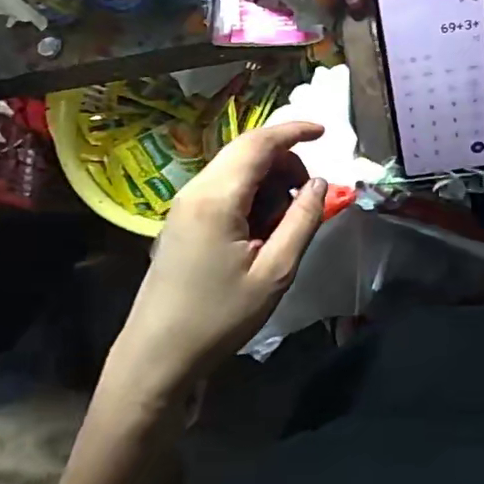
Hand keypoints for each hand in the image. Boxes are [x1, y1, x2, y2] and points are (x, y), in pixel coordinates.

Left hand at [107, 122, 329, 400]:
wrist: (158, 352)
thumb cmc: (219, 317)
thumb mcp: (274, 273)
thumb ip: (302, 221)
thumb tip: (320, 184)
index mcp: (218, 197)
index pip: (259, 143)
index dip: (294, 131)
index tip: (324, 131)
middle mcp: (196, 189)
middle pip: (245, 150)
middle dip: (284, 160)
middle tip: (309, 195)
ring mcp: (184, 203)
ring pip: (233, 167)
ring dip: (267, 178)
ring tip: (286, 218)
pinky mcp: (181, 218)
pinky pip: (221, 186)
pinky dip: (249, 192)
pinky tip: (261, 226)